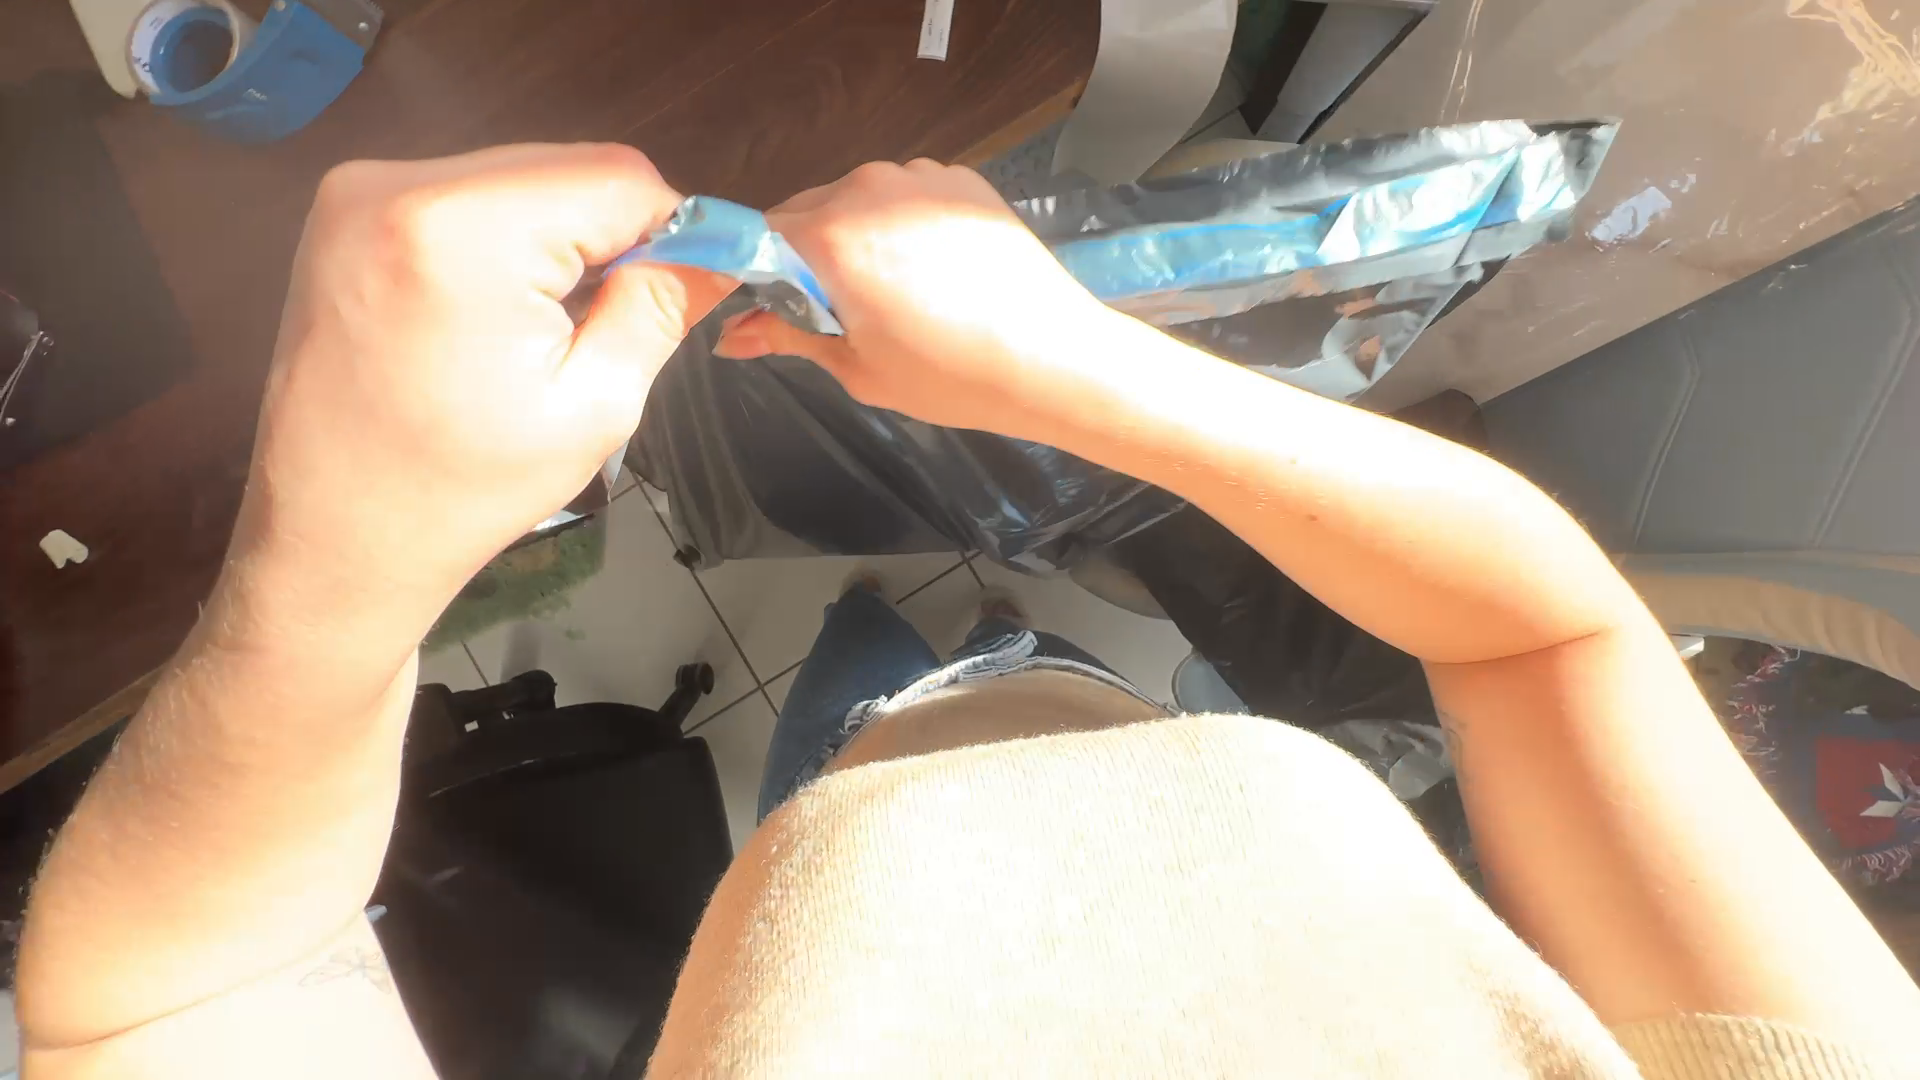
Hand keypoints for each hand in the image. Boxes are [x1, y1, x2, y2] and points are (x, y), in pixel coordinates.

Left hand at [242, 144, 732, 615]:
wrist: (342, 528)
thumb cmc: (474, 484)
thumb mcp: (599, 404)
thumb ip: (661, 309)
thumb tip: (719, 256)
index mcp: (463, 232)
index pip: (618, 177)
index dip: (679, 227)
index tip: (697, 287)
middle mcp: (399, 183)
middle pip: (570, 167)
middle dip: (626, 233)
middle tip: (638, 313)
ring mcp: (362, 190)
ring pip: (528, 178)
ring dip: (576, 238)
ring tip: (571, 322)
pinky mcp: (350, 213)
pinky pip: (479, 196)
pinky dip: (525, 239)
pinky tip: (521, 307)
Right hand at [712, 159, 1129, 442]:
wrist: (1052, 360)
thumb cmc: (949, 379)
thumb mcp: (859, 368)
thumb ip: (790, 337)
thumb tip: (733, 337)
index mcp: (831, 237)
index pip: (758, 238)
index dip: (760, 276)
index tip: (778, 310)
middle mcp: (867, 188)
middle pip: (806, 213)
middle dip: (808, 259)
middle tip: (843, 315)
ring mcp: (919, 176)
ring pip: (857, 202)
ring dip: (856, 240)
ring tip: (899, 297)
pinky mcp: (961, 179)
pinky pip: (905, 197)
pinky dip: (901, 227)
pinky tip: (936, 272)